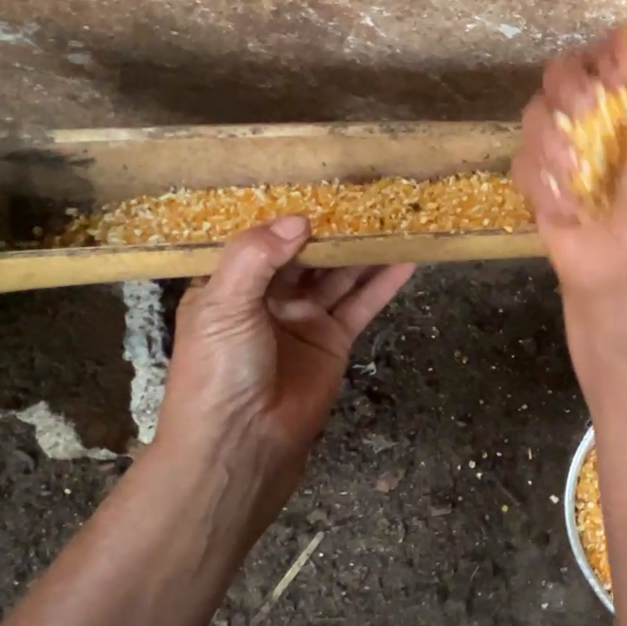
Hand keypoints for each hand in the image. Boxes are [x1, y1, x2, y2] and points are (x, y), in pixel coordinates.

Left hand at [152, 216, 413, 524]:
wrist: (242, 440)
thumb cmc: (218, 370)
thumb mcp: (222, 305)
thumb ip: (256, 257)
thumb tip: (300, 219)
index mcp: (227, 284)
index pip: (260, 240)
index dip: (287, 215)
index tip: (318, 186)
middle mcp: (267, 297)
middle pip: (306, 254)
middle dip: (333, 228)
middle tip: (367, 196)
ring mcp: (304, 319)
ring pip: (339, 275)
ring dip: (364, 250)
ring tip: (394, 218)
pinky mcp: (335, 339)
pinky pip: (363, 302)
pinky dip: (385, 281)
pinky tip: (408, 257)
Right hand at [512, 14, 626, 300]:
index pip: (619, 55)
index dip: (614, 53)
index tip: (623, 75)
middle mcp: (615, 131)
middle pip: (570, 72)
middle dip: (576, 86)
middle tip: (591, 112)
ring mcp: (577, 161)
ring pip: (539, 110)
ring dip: (554, 135)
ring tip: (574, 167)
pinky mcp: (545, 191)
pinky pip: (524, 158)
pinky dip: (541, 178)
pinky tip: (565, 205)